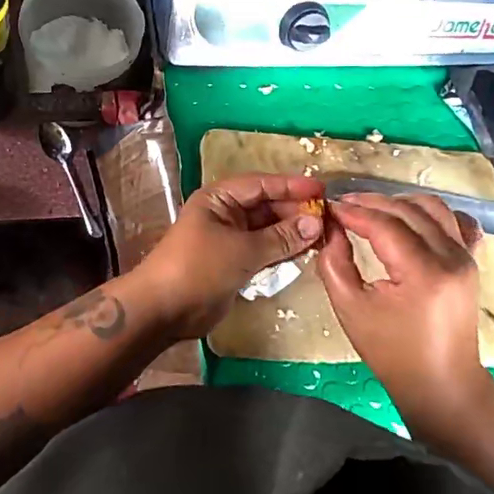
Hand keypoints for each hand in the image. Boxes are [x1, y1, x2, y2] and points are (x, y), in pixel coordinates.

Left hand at [130, 174, 325, 338]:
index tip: (323, 192)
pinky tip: (305, 253)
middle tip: (329, 219)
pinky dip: (282, 251)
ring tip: (324, 236)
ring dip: (292, 233)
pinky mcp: (233, 262)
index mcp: (219, 198)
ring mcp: (229, 238)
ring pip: (267, 229)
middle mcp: (225, 213)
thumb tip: (316, 222)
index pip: (261, 184)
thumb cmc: (199, 269)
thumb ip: (281, 237)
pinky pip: (263, 249)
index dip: (292, 187)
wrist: (164, 309)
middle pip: (266, 206)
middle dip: (295, 211)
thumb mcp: (242, 250)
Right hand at [316, 193, 489, 409]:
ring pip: (434, 208)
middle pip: (408, 210)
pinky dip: (433, 214)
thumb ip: (334, 262)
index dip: (353, 212)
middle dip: (371, 203)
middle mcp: (451, 257)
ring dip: (399, 203)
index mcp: (423, 272)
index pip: (384, 224)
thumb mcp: (350, 309)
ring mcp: (466, 258)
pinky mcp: (471, 262)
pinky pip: (457, 223)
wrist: (441, 382)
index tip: (328, 208)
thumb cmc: (392, 353)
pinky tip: (412, 220)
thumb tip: (331, 228)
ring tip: (371, 211)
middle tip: (342, 206)